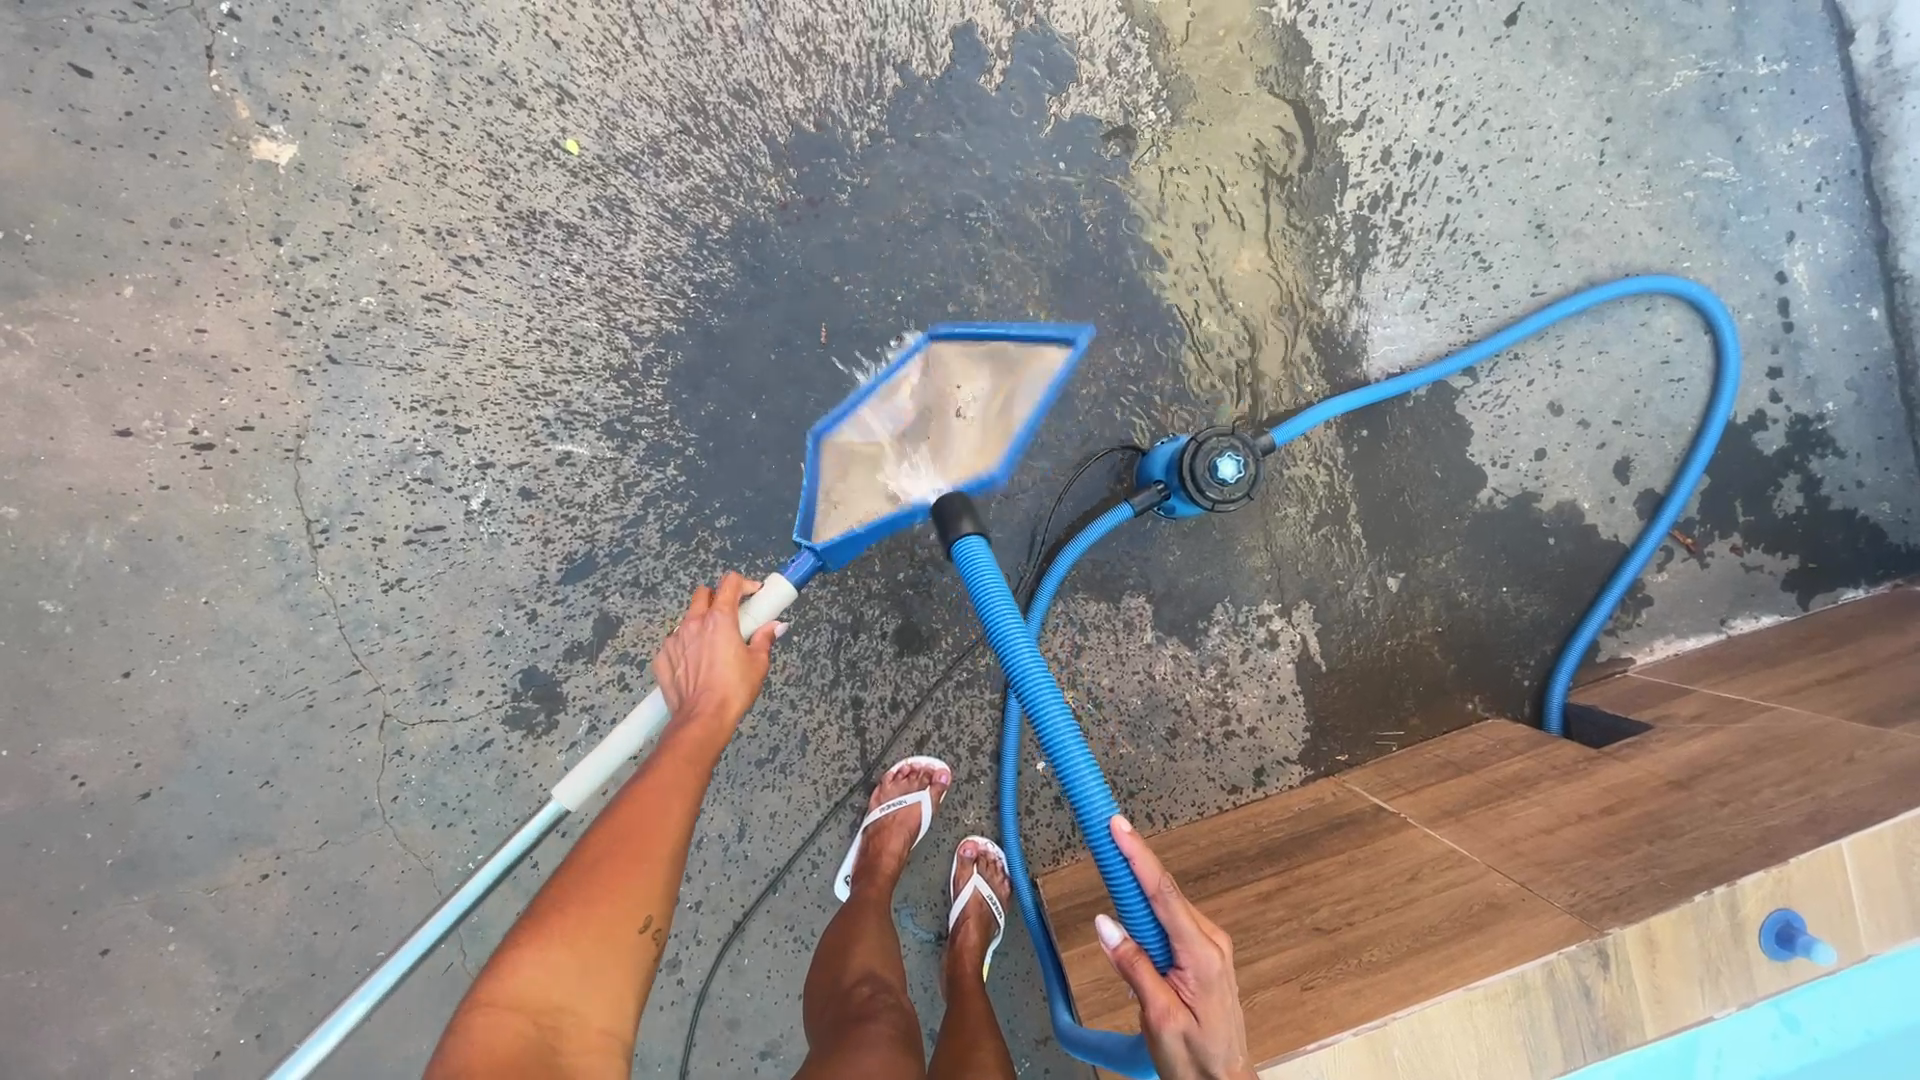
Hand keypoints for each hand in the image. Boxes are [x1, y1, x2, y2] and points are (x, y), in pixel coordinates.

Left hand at [652, 572, 782, 754]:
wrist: (702, 718)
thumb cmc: (733, 690)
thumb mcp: (758, 663)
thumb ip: (765, 638)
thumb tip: (775, 626)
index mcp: (720, 620)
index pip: (730, 583)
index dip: (744, 584)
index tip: (754, 594)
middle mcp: (694, 623)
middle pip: (703, 594)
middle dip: (718, 598)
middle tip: (732, 615)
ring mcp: (674, 640)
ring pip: (687, 619)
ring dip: (701, 623)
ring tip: (713, 644)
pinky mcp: (662, 657)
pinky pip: (674, 642)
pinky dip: (686, 646)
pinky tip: (697, 664)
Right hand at [1094, 815, 1255, 1079]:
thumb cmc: (1197, 1060)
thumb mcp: (1159, 1018)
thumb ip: (1133, 966)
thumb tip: (1105, 924)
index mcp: (1202, 954)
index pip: (1163, 892)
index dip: (1138, 855)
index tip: (1118, 826)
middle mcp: (1210, 940)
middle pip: (1162, 890)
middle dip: (1130, 864)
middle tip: (1103, 837)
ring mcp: (1208, 943)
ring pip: (1163, 903)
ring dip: (1135, 889)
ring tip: (1111, 872)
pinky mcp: (1201, 949)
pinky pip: (1167, 918)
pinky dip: (1145, 909)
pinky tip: (1130, 915)